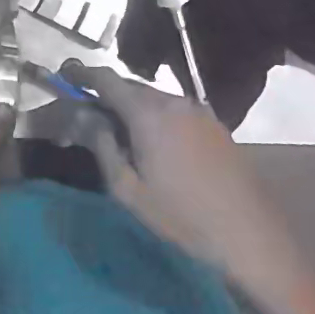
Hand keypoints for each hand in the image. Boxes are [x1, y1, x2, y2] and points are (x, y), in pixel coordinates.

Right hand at [60, 62, 292, 280]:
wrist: (251, 239)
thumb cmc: (182, 219)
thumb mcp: (128, 191)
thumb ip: (102, 145)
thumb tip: (85, 116)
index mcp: (149, 113)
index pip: (107, 79)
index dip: (82, 74)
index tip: (62, 75)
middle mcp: (174, 101)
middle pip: (131, 87)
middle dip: (106, 94)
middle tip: (87, 111)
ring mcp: (199, 111)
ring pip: (154, 98)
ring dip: (132, 107)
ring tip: (119, 131)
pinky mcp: (215, 125)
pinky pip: (174, 110)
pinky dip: (155, 116)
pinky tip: (153, 142)